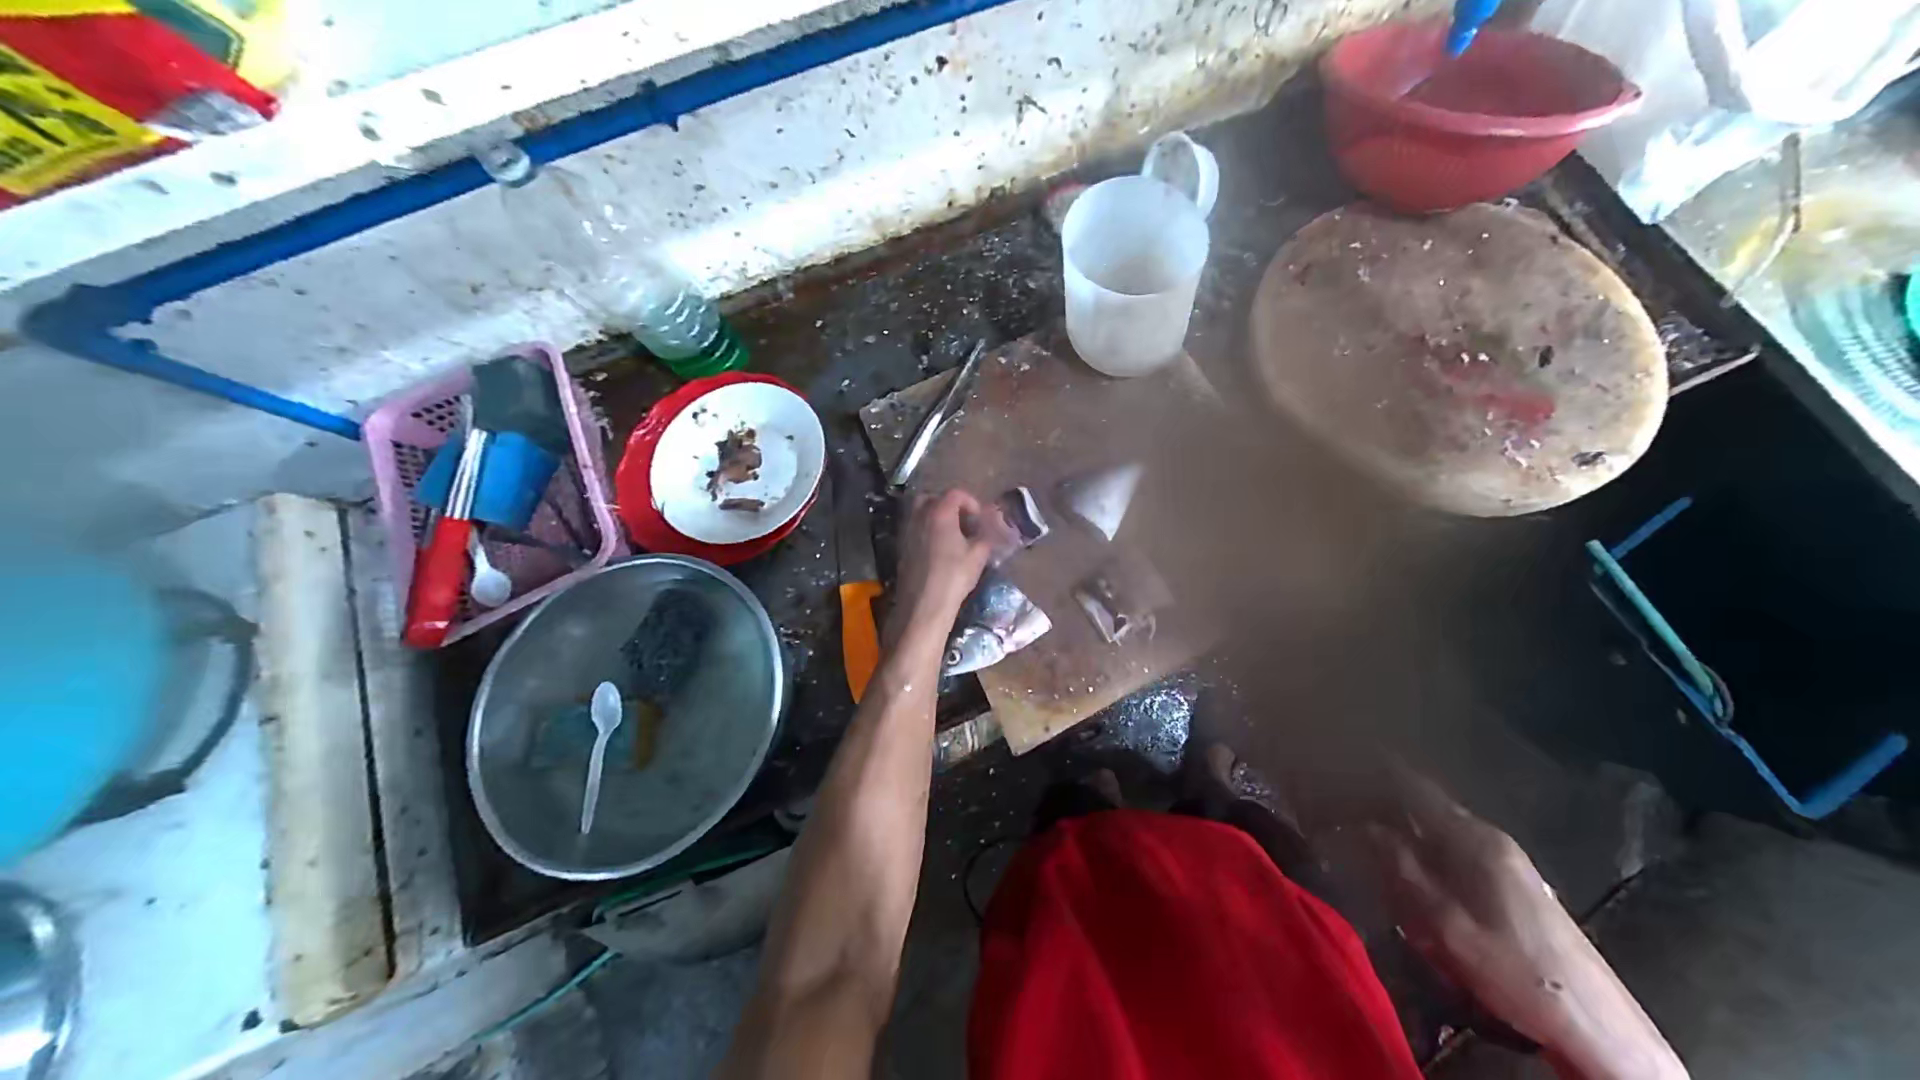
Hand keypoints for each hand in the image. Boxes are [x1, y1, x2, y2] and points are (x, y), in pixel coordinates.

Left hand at [889, 489, 998, 641]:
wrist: (924, 605)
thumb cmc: (954, 576)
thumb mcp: (978, 555)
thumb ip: (987, 534)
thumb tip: (995, 523)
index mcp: (939, 513)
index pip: (955, 494)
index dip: (971, 502)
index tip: (980, 519)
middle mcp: (919, 516)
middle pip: (932, 498)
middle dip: (949, 505)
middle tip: (964, 523)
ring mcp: (907, 531)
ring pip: (920, 513)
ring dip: (937, 518)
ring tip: (953, 536)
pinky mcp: (902, 547)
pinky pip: (915, 529)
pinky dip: (927, 531)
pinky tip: (939, 550)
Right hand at [1369, 771, 1686, 1079]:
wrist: (1598, 1029)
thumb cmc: (1516, 972)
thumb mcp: (1444, 924)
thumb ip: (1399, 868)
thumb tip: (1360, 824)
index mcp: (1473, 839)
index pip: (1412, 787)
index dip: (1372, 772)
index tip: (1337, 766)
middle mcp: (1490, 839)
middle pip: (1422, 805)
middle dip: (1379, 802)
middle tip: (1338, 807)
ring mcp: (1505, 861)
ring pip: (1435, 830)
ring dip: (1398, 828)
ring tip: (1361, 835)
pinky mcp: (1511, 884)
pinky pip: (1451, 850)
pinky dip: (1419, 849)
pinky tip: (1404, 870)